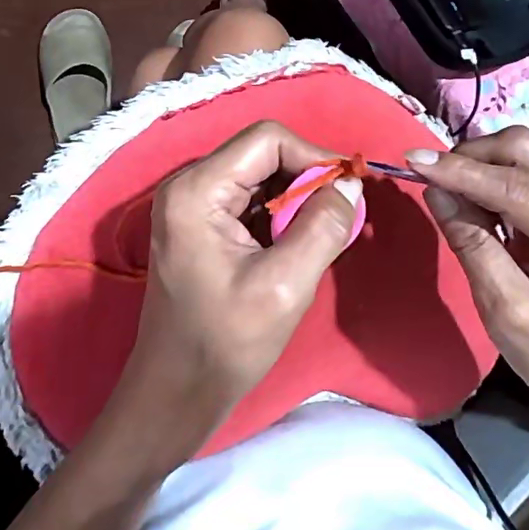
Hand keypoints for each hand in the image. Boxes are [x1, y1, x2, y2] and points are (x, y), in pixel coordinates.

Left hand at [114, 121, 360, 443]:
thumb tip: (351, 186)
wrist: (176, 389)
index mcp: (197, 191)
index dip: (314, 156)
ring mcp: (191, 204)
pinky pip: (249, 199)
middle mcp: (188, 185)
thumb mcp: (286, 286)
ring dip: (296, 199)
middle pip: (262, 153)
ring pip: (260, 175)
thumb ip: (323, 227)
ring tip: (320, 235)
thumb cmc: (226, 343)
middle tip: (338, 217)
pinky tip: (295, 245)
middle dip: (306, 179)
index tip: (347, 192)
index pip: (267, 140)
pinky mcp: (200, 224)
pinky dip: (280, 214)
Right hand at [406, 127, 528, 398]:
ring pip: (523, 152)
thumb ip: (472, 245)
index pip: (521, 191)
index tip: (415, 161)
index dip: (465, 172)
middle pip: (527, 152)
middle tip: (433, 179)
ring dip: (477, 161)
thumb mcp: (500, 307)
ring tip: (449, 190)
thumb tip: (435, 189)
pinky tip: (468, 197)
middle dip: (472, 157)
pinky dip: (485, 172)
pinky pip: (521, 166)